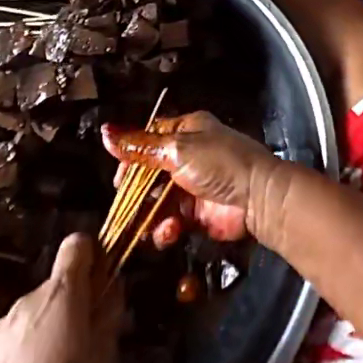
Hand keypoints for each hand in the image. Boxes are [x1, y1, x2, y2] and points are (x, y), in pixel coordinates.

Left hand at [0, 233, 121, 362]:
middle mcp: (28, 301)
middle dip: (72, 307)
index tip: (101, 281)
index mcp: (62, 294)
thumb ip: (109, 314)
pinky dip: (25, 354)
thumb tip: (112, 288)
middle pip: (56, 286)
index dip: (92, 258)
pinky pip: (13, 340)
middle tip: (85, 343)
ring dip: (48, 331)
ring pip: (34, 315)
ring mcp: (2, 327)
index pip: (77, 245)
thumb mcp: (104, 359)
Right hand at [100, 111, 282, 244]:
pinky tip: (169, 232)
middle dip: (138, 192)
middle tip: (127, 206)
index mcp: (185, 130)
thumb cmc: (219, 163)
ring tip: (152, 225)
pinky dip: (165, 229)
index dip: (131, 156)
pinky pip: (170, 221)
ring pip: (157, 201)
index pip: (149, 139)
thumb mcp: (177, 149)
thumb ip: (139, 146)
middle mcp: (187, 155)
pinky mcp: (196, 215)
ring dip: (150, 214)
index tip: (119, 177)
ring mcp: (191, 186)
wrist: (259, 198)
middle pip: (150, 173)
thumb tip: (104, 131)